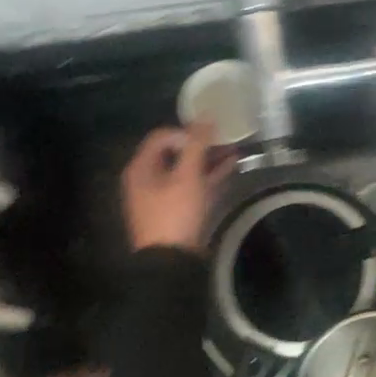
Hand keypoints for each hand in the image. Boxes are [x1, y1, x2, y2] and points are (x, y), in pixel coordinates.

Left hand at [122, 123, 232, 251]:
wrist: (171, 262)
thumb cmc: (175, 213)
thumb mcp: (187, 176)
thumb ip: (197, 144)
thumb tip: (206, 114)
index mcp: (141, 168)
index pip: (162, 137)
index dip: (186, 132)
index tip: (209, 138)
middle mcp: (147, 179)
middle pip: (175, 152)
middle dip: (202, 145)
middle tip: (225, 139)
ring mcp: (162, 196)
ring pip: (187, 169)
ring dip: (209, 159)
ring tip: (234, 150)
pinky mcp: (176, 209)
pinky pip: (193, 185)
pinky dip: (209, 176)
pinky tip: (231, 167)